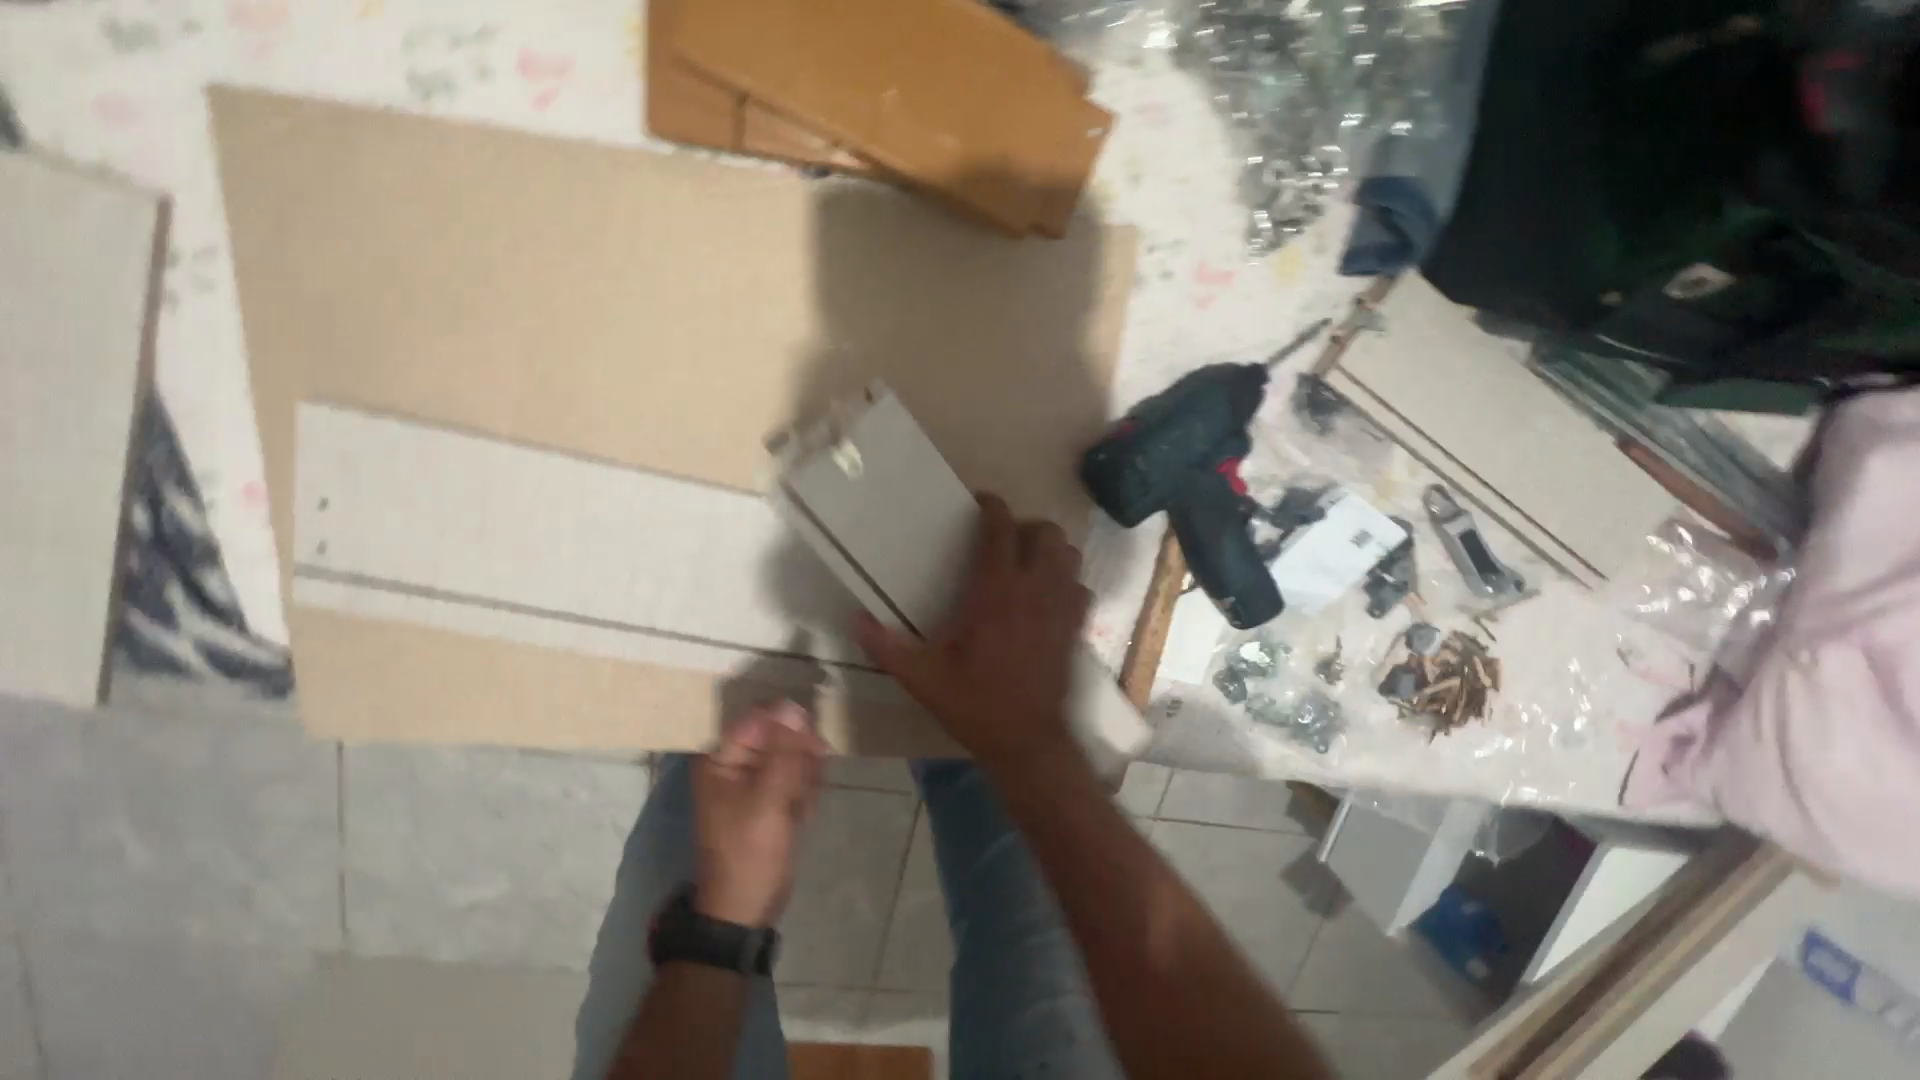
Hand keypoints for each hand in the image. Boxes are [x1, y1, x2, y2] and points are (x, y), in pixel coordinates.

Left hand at [691, 701, 826, 926]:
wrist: (745, 909)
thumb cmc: (749, 854)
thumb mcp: (767, 801)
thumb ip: (782, 752)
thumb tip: (792, 706)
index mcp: (720, 759)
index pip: (758, 719)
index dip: (788, 726)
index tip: (812, 744)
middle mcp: (734, 764)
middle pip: (778, 736)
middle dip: (798, 759)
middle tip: (804, 786)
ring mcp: (753, 782)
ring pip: (791, 757)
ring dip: (804, 779)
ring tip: (799, 807)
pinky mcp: (770, 799)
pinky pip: (795, 779)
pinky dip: (803, 794)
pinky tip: (801, 815)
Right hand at [853, 493, 1088, 771]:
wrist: (1027, 744)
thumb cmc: (974, 706)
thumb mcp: (922, 679)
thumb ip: (886, 646)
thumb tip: (854, 620)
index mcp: (995, 593)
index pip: (1001, 530)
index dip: (992, 507)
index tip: (980, 502)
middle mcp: (1034, 591)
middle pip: (1046, 533)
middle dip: (1026, 527)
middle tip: (1003, 541)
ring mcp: (1062, 609)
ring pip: (1070, 555)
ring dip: (1050, 550)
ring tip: (1027, 563)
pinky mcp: (1077, 629)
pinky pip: (1081, 587)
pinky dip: (1067, 582)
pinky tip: (1047, 598)